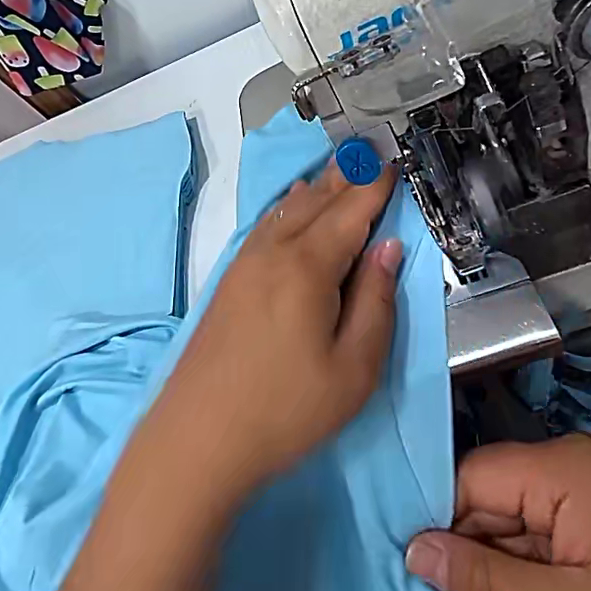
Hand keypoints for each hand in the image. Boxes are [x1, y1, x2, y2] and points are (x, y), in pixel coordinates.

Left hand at [144, 162, 401, 500]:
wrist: (197, 438)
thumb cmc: (286, 410)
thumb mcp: (354, 368)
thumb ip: (376, 302)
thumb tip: (388, 250)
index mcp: (308, 267)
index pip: (351, 211)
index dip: (375, 186)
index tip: (392, 160)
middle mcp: (273, 252)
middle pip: (317, 201)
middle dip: (347, 176)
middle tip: (369, 152)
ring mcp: (245, 263)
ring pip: (288, 209)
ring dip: (317, 187)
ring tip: (339, 169)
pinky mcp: (229, 280)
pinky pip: (266, 225)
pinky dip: (287, 206)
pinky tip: (291, 204)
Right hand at [405, 437, 590, 590]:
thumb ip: (484, 582)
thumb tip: (415, 550)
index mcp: (565, 469)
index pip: (470, 475)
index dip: (438, 517)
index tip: (408, 562)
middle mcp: (575, 470)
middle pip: (490, 497)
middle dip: (465, 546)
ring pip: (513, 524)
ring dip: (493, 568)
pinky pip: (543, 543)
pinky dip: (523, 577)